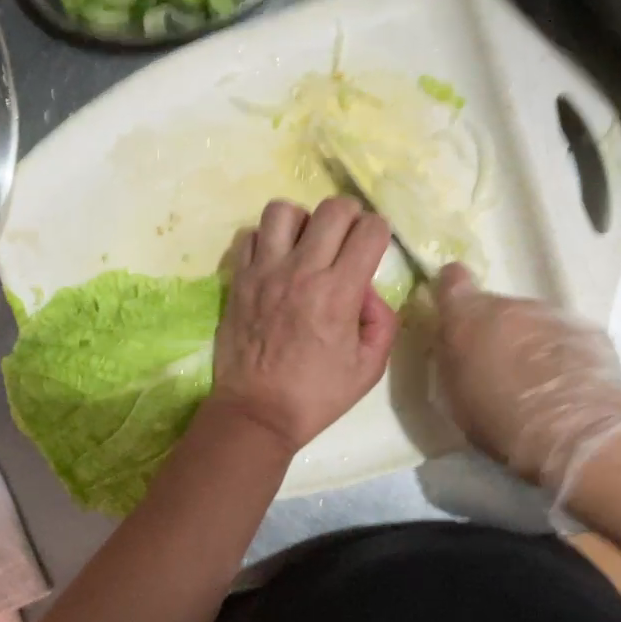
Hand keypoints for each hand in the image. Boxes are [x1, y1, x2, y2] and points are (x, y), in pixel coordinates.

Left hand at [210, 198, 399, 454]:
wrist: (257, 413)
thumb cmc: (316, 396)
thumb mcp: (369, 369)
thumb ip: (382, 323)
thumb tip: (368, 291)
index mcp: (338, 293)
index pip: (370, 231)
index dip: (380, 233)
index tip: (375, 250)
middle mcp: (301, 271)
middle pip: (332, 208)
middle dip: (350, 216)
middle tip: (348, 239)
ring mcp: (264, 272)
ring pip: (284, 210)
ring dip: (303, 221)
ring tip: (307, 244)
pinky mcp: (238, 280)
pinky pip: (249, 235)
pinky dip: (266, 240)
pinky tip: (275, 261)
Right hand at [432, 264, 620, 499]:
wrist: (568, 430)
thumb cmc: (498, 418)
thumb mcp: (455, 396)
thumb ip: (453, 360)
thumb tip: (453, 344)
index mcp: (468, 319)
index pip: (452, 281)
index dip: (452, 289)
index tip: (454, 303)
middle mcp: (511, 305)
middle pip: (499, 309)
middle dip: (498, 332)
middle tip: (501, 369)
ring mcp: (554, 314)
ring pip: (536, 323)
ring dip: (532, 344)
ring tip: (537, 383)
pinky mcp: (589, 331)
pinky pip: (568, 339)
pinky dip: (564, 355)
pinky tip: (567, 386)